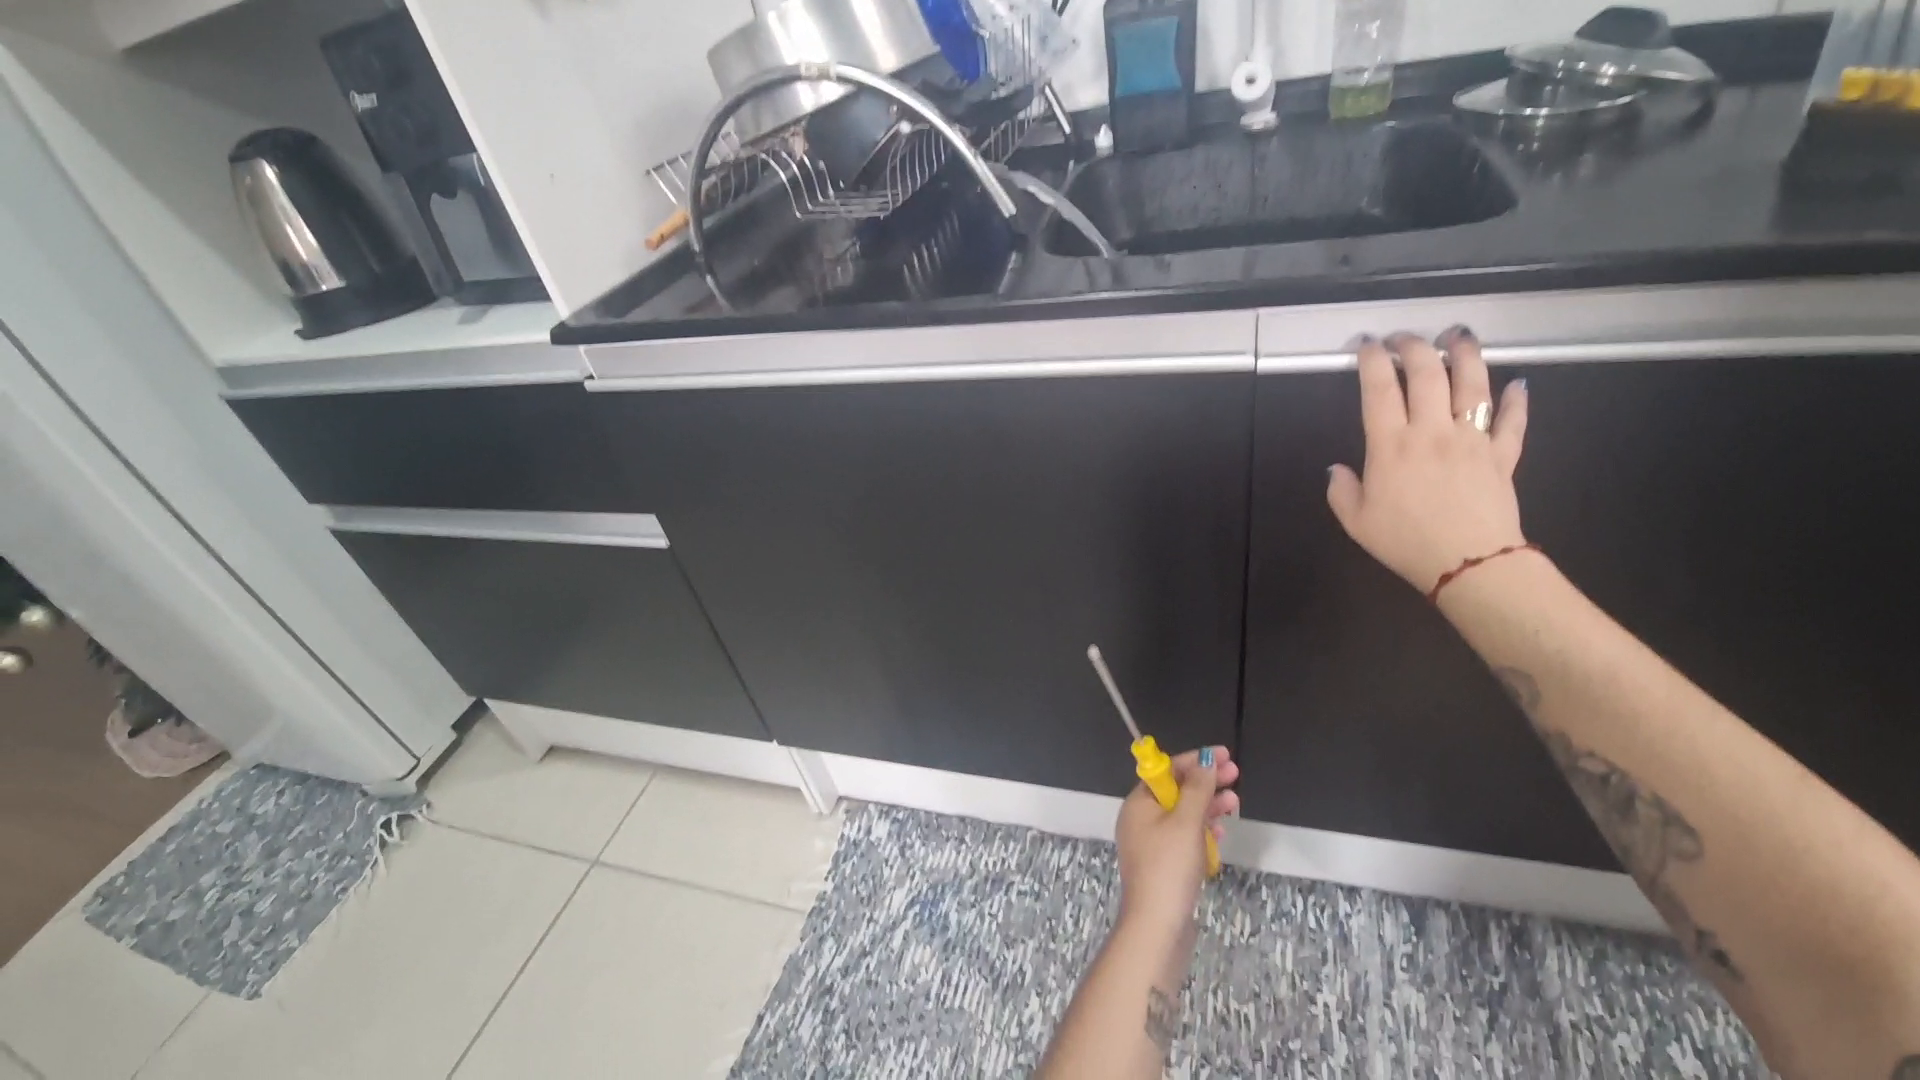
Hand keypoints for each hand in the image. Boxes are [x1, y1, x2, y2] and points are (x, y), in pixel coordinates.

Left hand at [1115, 747, 1239, 935]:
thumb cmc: (1169, 866)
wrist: (1157, 925)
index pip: (1165, 771)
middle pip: (1176, 791)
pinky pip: (1185, 838)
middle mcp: (1141, 820)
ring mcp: (1152, 844)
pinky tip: (1221, 832)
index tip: (1223, 755)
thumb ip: (1198, 788)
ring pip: (1183, 815)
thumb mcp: (1186, 821)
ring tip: (1235, 803)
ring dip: (1208, 806)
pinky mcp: (1164, 865)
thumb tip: (1207, 759)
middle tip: (1235, 775)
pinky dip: (1203, 831)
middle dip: (1205, 782)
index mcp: (1138, 804)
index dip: (1195, 761)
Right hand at [1326, 328, 1530, 593]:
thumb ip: (1341, 491)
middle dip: (1414, 345)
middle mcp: (1433, 431)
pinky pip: (1513, 422)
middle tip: (1404, 337)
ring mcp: (1472, 439)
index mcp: (1391, 445)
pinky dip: (1517, 401)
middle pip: (1427, 373)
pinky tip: (1518, 384)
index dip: (1372, 359)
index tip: (1367, 344)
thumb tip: (1336, 470)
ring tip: (1458, 335)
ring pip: (1473, 384)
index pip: (1379, 388)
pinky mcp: (1502, 455)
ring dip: (1466, 353)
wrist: (1469, 563)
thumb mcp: (1356, 522)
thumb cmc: (1406, 542)